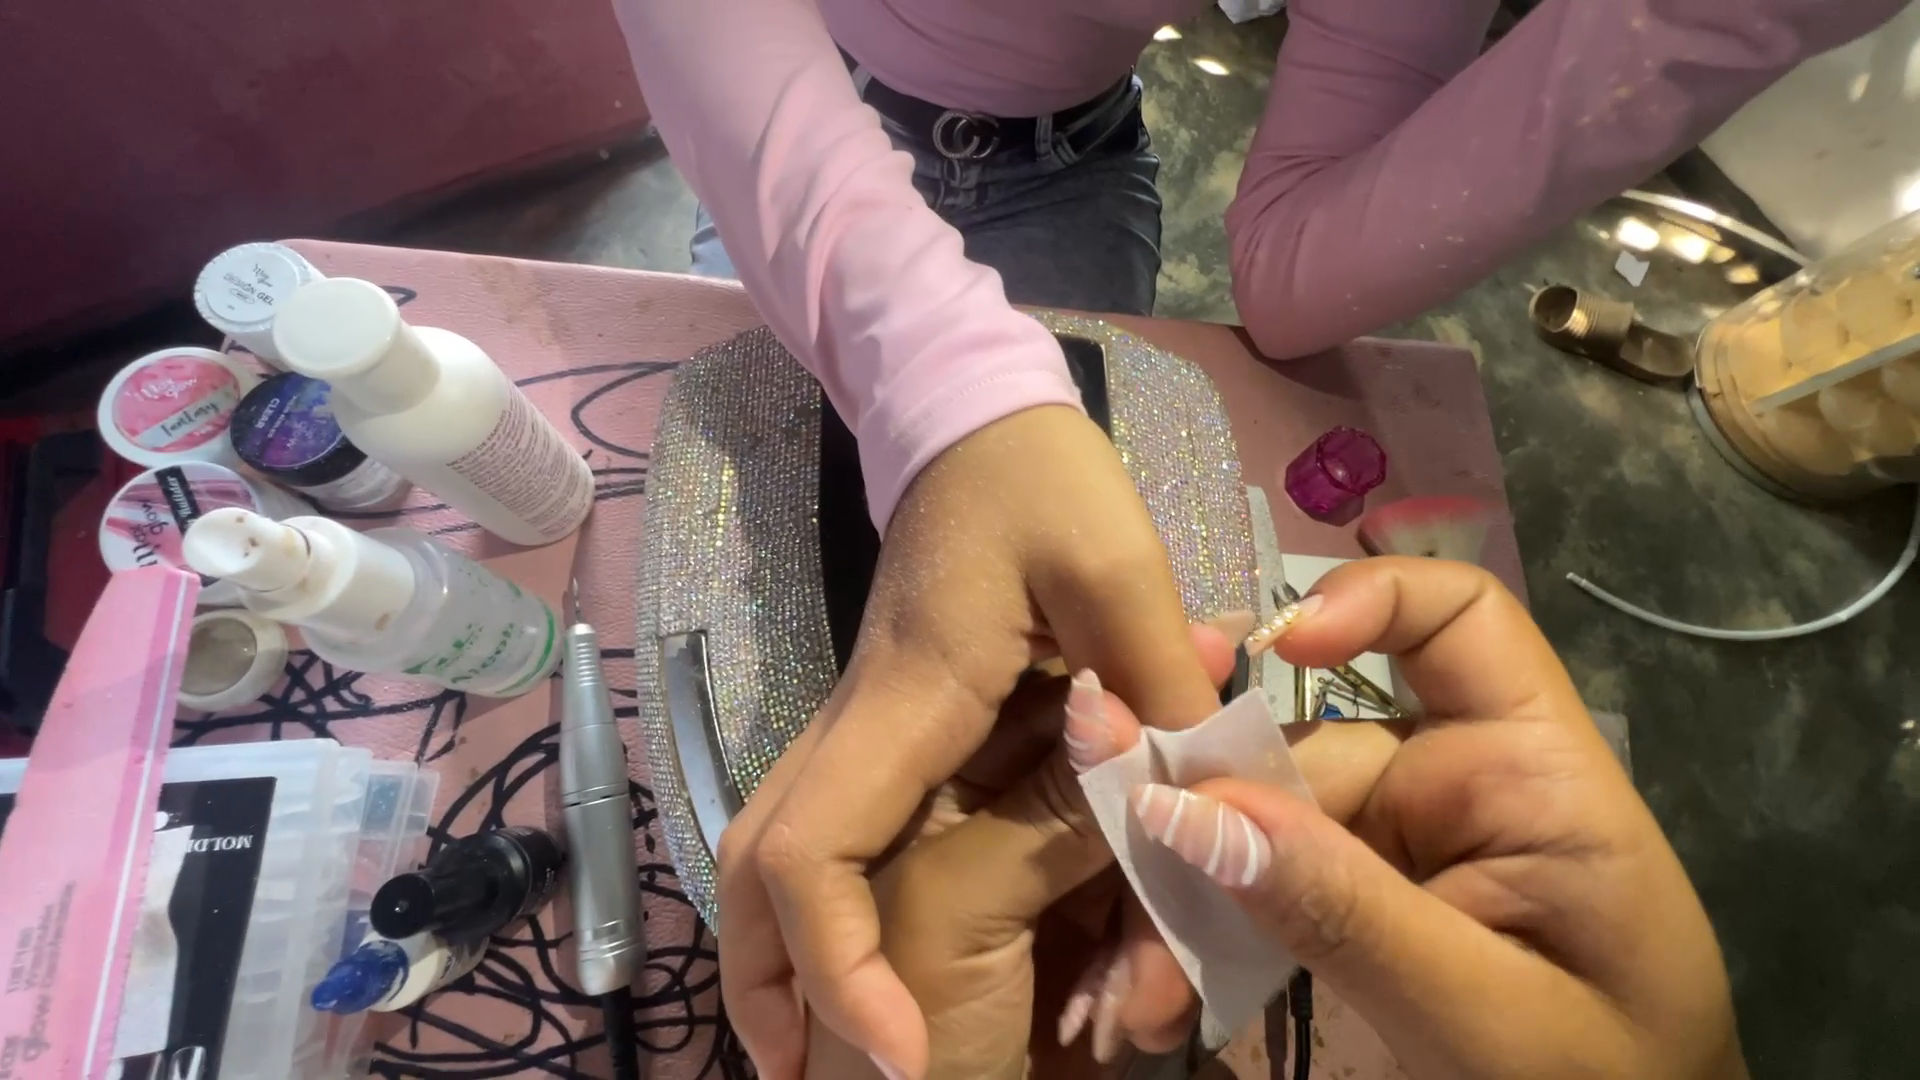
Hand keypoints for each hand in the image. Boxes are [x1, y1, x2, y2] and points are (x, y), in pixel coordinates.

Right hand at [717, 406, 1222, 1078]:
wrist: (972, 421)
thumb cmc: (1039, 478)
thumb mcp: (1118, 573)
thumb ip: (1157, 685)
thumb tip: (1193, 793)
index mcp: (913, 694)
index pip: (818, 842)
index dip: (836, 960)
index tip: (898, 1051)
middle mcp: (866, 714)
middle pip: (762, 857)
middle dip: (775, 977)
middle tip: (810, 1076)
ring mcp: (869, 707)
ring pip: (781, 834)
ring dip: (786, 940)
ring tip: (827, 1034)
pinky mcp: (891, 700)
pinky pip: (836, 805)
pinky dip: (828, 884)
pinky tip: (874, 919)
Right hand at [1130, 559, 1745, 1078]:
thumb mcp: (1483, 1018)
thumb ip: (1338, 909)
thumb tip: (1180, 808)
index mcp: (1524, 770)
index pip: (1458, 620)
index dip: (1366, 599)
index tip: (1276, 649)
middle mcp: (1436, 778)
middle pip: (1299, 743)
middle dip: (1210, 821)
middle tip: (1134, 914)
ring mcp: (1379, 832)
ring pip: (1250, 815)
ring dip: (1185, 891)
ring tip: (1137, 992)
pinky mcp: (1336, 882)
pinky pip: (1246, 869)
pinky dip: (1197, 920)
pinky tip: (1159, 985)